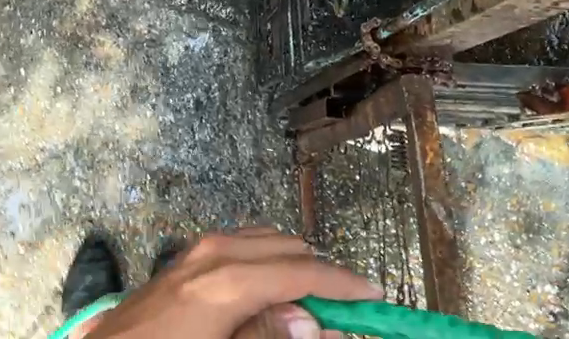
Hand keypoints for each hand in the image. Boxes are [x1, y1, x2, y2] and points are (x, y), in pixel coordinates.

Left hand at [78, 227, 380, 338]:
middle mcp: (218, 250)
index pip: (301, 272)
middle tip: (351, 310)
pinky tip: (276, 286)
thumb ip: (268, 336)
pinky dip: (271, 257)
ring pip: (269, 239)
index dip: (342, 285)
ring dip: (297, 264)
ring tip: (317, 302)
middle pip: (289, 249)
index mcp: (228, 279)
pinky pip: (246, 241)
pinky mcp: (192, 252)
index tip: (376, 297)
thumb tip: (315, 324)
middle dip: (322, 276)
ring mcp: (202, 246)